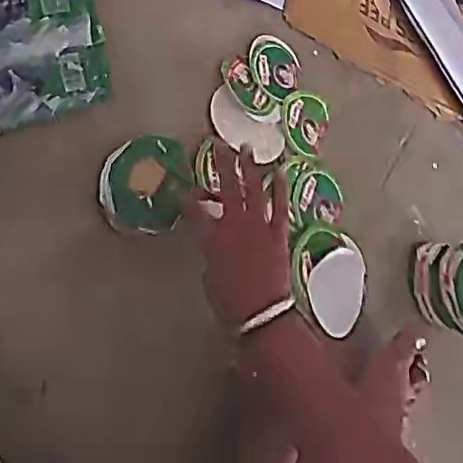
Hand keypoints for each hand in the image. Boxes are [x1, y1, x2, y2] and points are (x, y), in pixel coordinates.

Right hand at [184, 143, 291, 327]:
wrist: (262, 315)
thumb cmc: (231, 303)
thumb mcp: (211, 277)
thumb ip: (212, 253)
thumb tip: (217, 244)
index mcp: (213, 236)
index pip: (196, 211)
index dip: (187, 199)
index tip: (182, 190)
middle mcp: (235, 223)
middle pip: (226, 187)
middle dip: (222, 164)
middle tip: (219, 146)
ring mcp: (259, 225)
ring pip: (253, 188)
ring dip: (249, 167)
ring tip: (247, 148)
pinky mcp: (278, 231)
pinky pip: (279, 205)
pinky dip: (279, 188)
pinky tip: (278, 172)